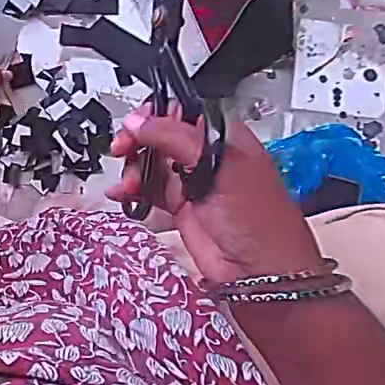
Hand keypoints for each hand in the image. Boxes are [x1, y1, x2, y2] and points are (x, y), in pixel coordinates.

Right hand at [106, 111, 323, 284]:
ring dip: (131, 168)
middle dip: (136, 142)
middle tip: (124, 151)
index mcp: (222, 137)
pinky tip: (124, 194)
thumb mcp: (219, 167)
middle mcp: (204, 156)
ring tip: (128, 184)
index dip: (153, 116)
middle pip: (158, 135)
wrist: (258, 273)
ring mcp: (189, 181)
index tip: (134, 127)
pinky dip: (130, 190)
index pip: (180, 111)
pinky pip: (145, 189)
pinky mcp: (177, 205)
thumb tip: (139, 122)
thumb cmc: (260, 222)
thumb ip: (176, 138)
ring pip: (148, 161)